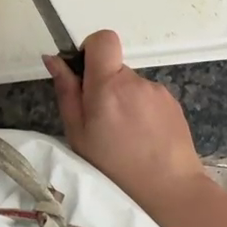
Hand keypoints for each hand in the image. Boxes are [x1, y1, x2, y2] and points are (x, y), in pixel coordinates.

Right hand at [45, 30, 204, 205]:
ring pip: (131, 85)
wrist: (169, 188)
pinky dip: (140, 112)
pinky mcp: (173, 103)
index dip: (91, 49)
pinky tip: (141, 138)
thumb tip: (54, 59)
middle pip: (114, 67)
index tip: (84, 73)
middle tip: (100, 121)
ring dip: (123, 101)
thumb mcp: (77, 132)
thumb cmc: (112, 164)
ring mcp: (158, 91)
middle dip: (103, 86)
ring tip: (123, 135)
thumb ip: (66, 91)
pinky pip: (148, 98)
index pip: (103, 39)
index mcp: (108, 85)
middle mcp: (135, 81)